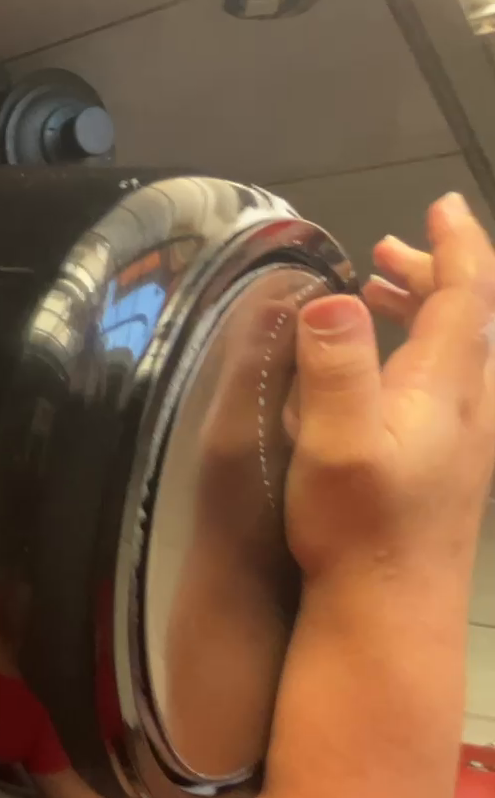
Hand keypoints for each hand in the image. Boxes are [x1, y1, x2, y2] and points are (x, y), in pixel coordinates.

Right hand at [284, 193, 494, 589]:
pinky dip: (415, 348)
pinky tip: (383, 362)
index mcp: (443, 387)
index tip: (440, 207)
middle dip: (435, 272)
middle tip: (389, 246)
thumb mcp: (336, 440)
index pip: (465, 299)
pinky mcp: (444, 453)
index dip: (456, 248)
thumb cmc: (358, 517)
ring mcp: (460, 429)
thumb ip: (336, 371)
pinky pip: (441, 377)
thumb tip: (329, 299)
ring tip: (377, 290)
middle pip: (468, 318)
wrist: (389, 590)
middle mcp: (465, 400)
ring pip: (457, 348)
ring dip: (423, 309)